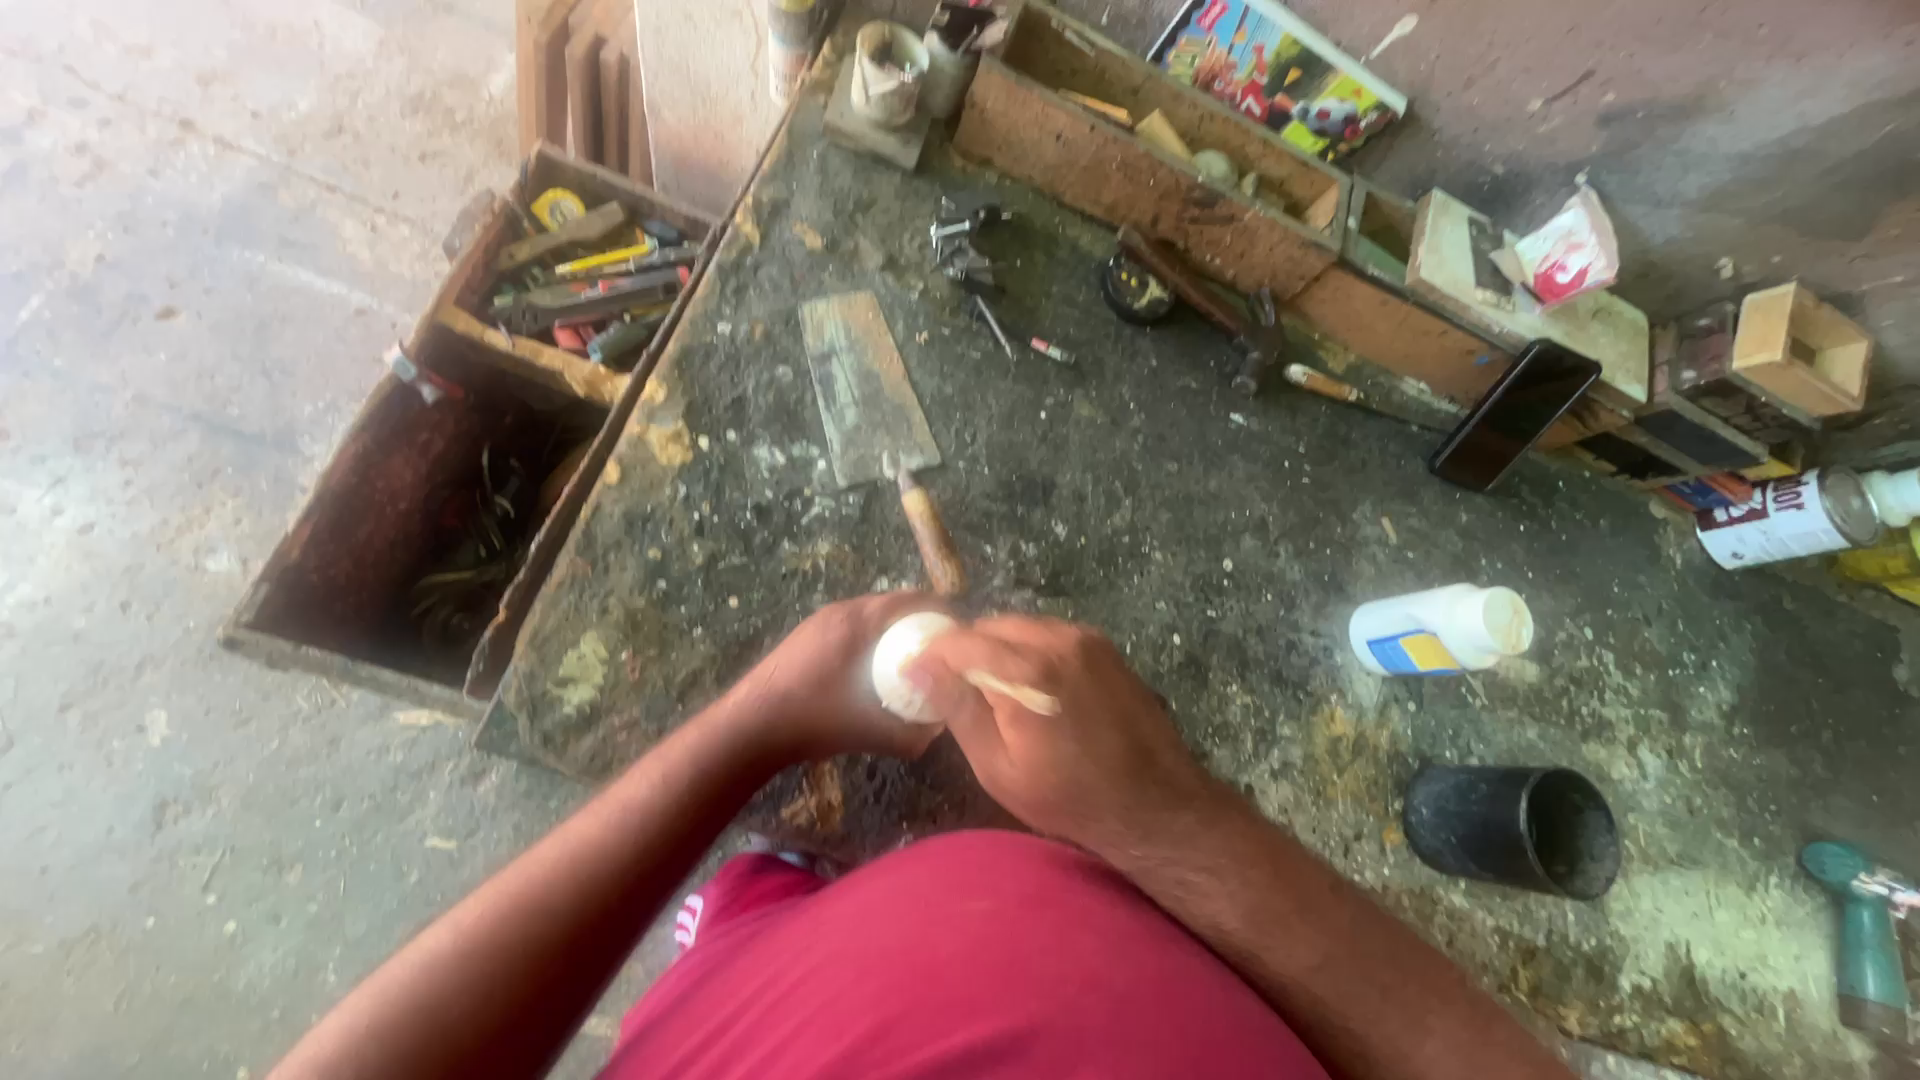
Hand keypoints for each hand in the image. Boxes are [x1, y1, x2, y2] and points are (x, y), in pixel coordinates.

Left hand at [720, 592, 951, 762]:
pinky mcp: (806, 637)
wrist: (749, 729)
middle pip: (892, 605)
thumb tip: (940, 730)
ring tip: (912, 662)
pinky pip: (852, 628)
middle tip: (941, 652)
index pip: (913, 600)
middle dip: (920, 624)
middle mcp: (839, 611)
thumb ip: (912, 734)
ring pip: (870, 617)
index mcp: (857, 620)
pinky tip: (874, 672)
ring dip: (894, 632)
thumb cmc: (814, 721)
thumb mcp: (871, 732)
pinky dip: (871, 641)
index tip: (960, 636)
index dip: (942, 613)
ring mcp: (819, 621)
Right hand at [908, 615, 1226, 856]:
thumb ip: (958, 708)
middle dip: (965, 649)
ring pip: (1021, 626)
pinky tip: (1031, 685)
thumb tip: (918, 667)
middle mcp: (1057, 640)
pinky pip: (1050, 633)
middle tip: (954, 687)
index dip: (932, 655)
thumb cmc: (1070, 797)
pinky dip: (1029, 648)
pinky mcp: (1104, 646)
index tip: (917, 677)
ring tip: (992, 689)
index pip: (960, 640)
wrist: (1155, 804)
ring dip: (997, 647)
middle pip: (991, 626)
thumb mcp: (999, 766)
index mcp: (1027, 670)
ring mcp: (1086, 639)